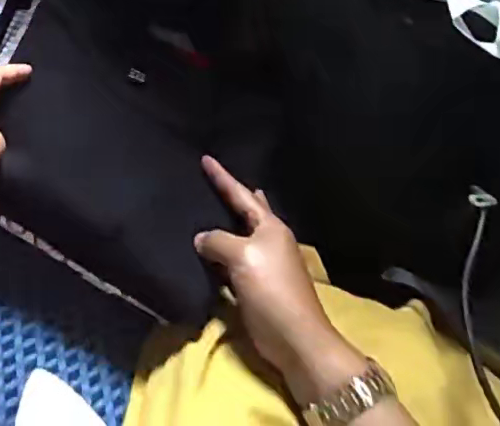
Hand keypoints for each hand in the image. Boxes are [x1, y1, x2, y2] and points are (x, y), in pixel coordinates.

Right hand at [195, 157, 367, 402]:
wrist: (298, 342)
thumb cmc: (272, 290)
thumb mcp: (241, 256)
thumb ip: (217, 241)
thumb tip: (201, 238)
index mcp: (270, 226)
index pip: (241, 194)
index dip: (222, 177)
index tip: (206, 158)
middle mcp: (270, 239)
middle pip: (248, 210)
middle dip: (233, 196)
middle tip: (215, 181)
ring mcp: (267, 263)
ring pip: (242, 234)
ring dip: (227, 224)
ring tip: (209, 210)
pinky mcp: (259, 285)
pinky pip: (236, 258)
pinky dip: (223, 251)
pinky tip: (212, 251)